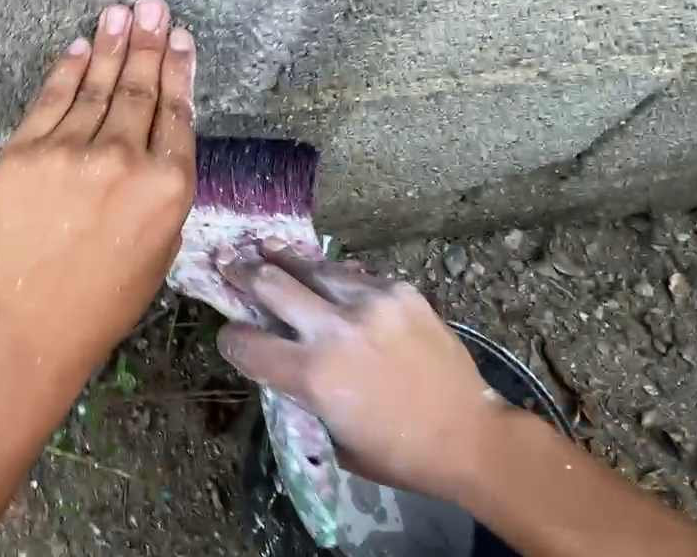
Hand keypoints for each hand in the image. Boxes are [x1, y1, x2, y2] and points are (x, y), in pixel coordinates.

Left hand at [0, 0, 197, 376]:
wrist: (35, 321)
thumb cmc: (109, 294)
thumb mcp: (164, 242)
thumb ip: (166, 182)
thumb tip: (159, 129)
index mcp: (167, 185)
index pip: (176, 111)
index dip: (177, 69)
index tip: (178, 39)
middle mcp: (123, 158)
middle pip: (139, 88)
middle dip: (147, 41)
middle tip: (152, 5)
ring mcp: (70, 151)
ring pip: (96, 84)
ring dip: (110, 44)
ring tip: (120, 12)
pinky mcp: (25, 151)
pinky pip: (51, 99)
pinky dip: (67, 68)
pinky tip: (80, 46)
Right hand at [216, 249, 507, 501]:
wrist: (470, 436)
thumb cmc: (396, 451)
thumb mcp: (331, 434)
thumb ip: (298, 391)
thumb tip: (276, 356)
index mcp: (312, 375)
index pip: (246, 342)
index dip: (230, 339)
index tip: (229, 334)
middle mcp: (335, 330)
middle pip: (270, 282)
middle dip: (241, 272)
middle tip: (226, 261)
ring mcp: (370, 303)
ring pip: (310, 267)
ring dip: (282, 258)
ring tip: (263, 245)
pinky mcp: (399, 290)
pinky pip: (353, 275)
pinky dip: (333, 276)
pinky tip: (323, 273)